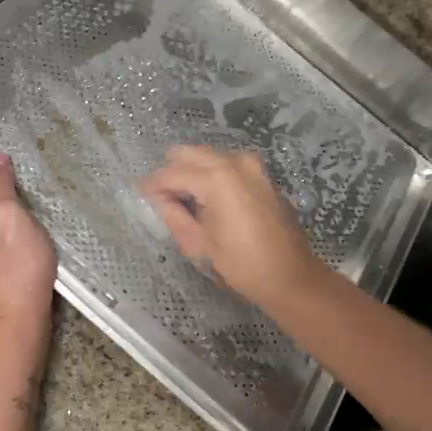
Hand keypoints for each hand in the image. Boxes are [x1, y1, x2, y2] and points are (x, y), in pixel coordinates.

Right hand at [139, 145, 329, 307]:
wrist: (291, 276)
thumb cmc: (242, 265)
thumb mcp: (199, 244)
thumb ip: (173, 215)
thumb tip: (158, 199)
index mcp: (216, 179)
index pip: (172, 173)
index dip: (152, 185)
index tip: (140, 194)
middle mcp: (235, 163)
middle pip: (191, 154)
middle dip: (173, 172)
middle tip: (162, 196)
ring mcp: (253, 167)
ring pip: (210, 156)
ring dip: (194, 171)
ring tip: (184, 199)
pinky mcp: (263, 176)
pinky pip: (229, 165)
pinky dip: (214, 174)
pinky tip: (208, 198)